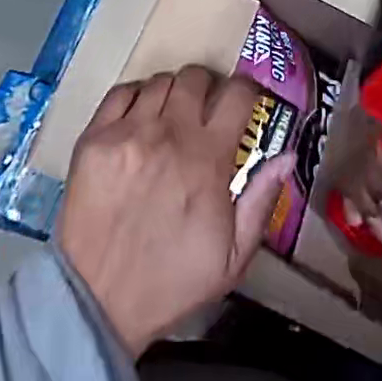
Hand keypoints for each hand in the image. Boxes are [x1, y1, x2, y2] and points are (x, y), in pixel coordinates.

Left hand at [58, 66, 293, 355]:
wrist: (97, 304)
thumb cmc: (173, 279)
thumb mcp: (234, 255)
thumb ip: (263, 200)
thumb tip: (287, 156)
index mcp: (209, 158)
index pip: (238, 93)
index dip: (246, 90)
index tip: (243, 102)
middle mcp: (170, 134)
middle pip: (196, 76)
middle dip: (207, 87)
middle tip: (204, 108)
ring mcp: (129, 134)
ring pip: (160, 81)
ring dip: (172, 93)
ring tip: (169, 115)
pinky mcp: (94, 140)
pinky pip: (120, 93)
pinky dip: (135, 97)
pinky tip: (138, 117)